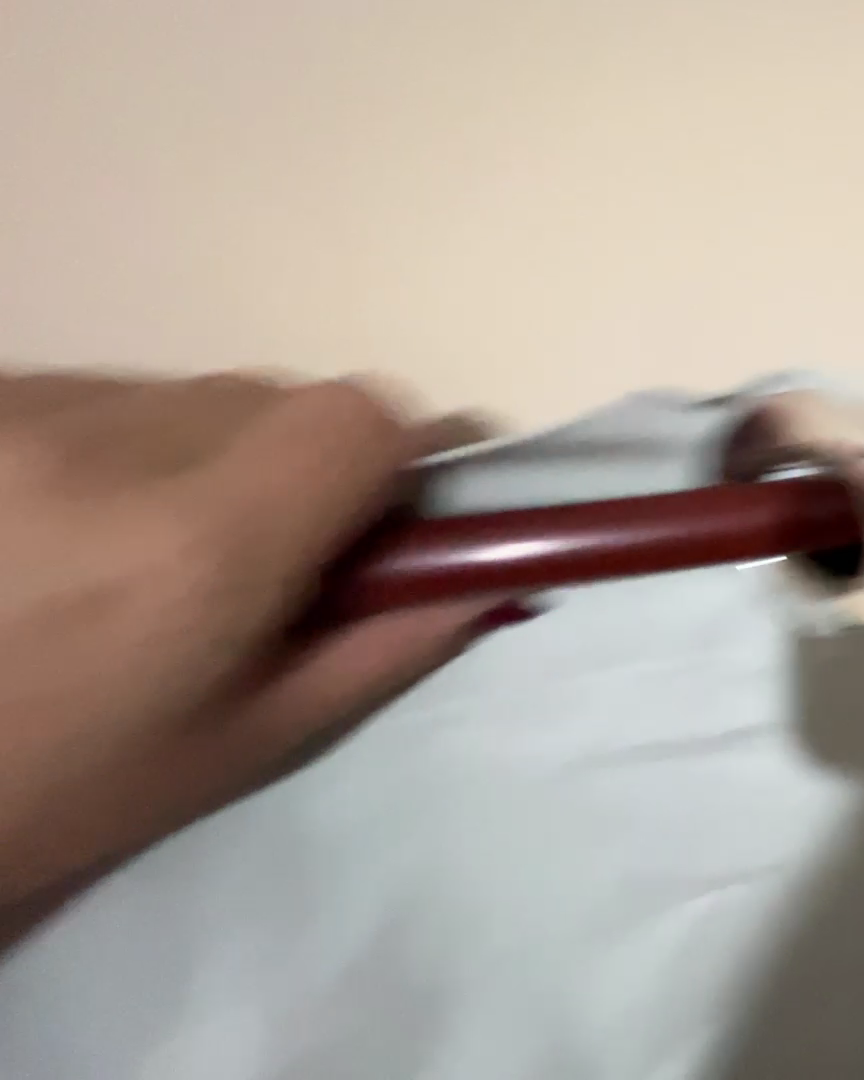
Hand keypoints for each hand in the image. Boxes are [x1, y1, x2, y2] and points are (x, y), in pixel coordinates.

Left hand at [0, 371, 511, 934]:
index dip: (411, 442)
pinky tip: (64, 514)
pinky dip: (128, 440)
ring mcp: (5, 416)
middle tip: (291, 534)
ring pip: (193, 393)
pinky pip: (96, 394)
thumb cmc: (58, 786)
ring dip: (223, 446)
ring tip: (156, 532)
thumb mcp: (257, 736)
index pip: (358, 418)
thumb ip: (394, 644)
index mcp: (201, 544)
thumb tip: (497, 579)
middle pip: (283, 398)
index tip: (423, 488)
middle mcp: (98, 452)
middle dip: (321, 454)